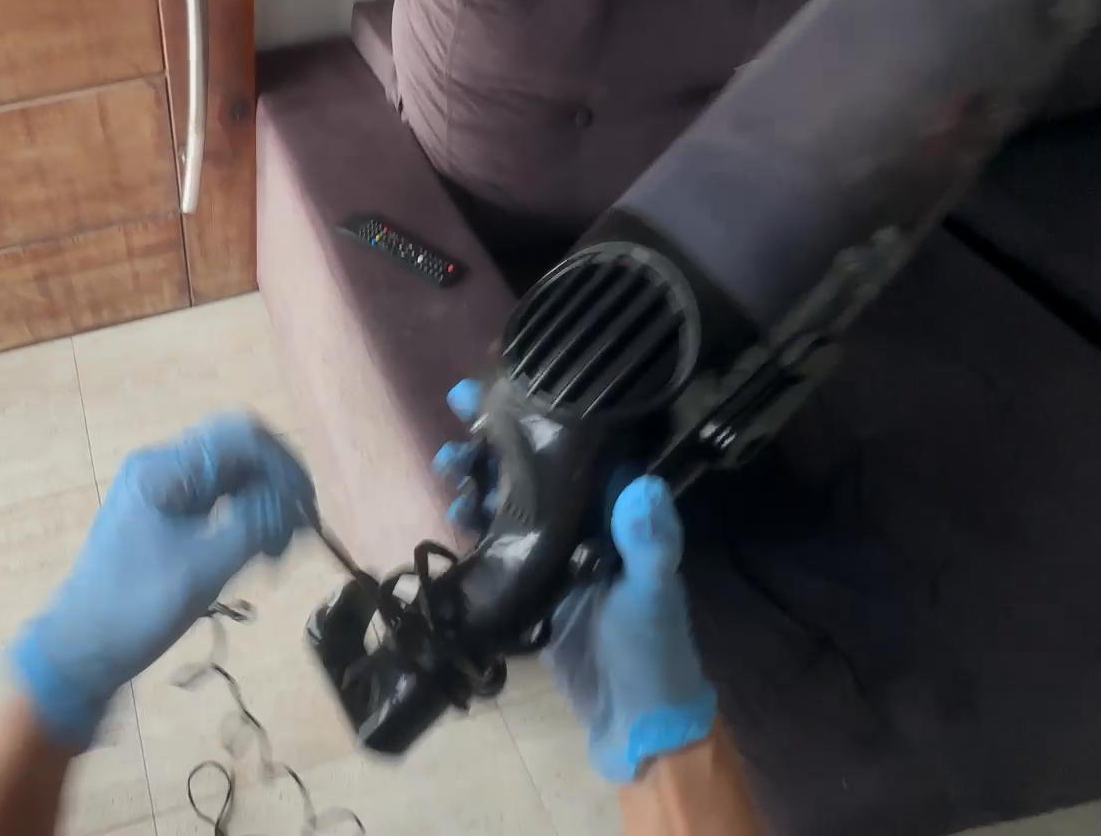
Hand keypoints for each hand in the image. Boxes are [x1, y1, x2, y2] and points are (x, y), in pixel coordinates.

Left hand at [11, 413, 317, 748]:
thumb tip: (296, 503)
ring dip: (266, 501)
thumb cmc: (135, 608)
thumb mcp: (200, 569)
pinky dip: (248, 516)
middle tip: (303, 529)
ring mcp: (167, 489)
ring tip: (284, 547)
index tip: (307, 509)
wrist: (81, 650)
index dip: (282, 466)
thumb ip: (253, 526)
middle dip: (277, 483)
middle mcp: (165, 466)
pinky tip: (264, 550)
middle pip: (238, 451)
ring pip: (233, 475)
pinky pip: (221, 499)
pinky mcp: (172, 513)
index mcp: (163, 468)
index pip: (239, 437)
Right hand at [434, 381, 716, 783]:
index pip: (573, 445)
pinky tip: (453, 512)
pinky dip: (470, 518)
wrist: (630, 712)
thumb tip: (643, 482)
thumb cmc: (651, 645)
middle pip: (528, 461)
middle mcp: (577, 514)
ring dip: (474, 474)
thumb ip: (648, 541)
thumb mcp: (653, 592)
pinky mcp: (524, 570)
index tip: (501, 387)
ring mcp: (548, 542)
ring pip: (503, 491)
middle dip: (491, 436)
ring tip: (447, 466)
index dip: (537, 412)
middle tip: (456, 420)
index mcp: (612, 507)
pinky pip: (491, 532)